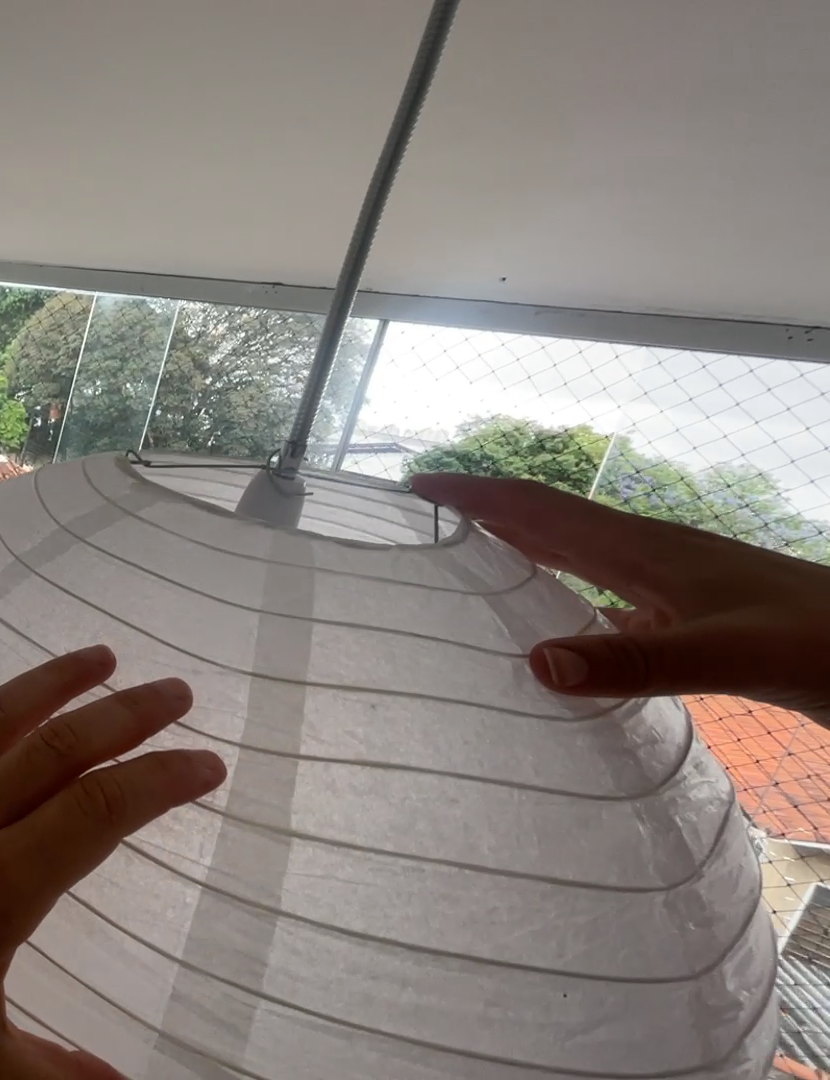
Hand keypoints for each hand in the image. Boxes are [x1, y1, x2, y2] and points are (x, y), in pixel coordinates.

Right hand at [410, 472, 829, 715]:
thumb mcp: (741, 657)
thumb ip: (638, 660)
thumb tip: (532, 663)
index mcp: (645, 549)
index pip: (540, 507)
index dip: (475, 492)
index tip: (414, 486)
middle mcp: (647, 556)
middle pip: (544, 520)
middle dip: (477, 510)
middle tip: (416, 517)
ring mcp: (668, 583)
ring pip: (568, 550)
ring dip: (509, 542)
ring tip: (456, 551)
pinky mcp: (683, 613)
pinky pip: (594, 587)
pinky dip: (549, 586)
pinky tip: (538, 612)